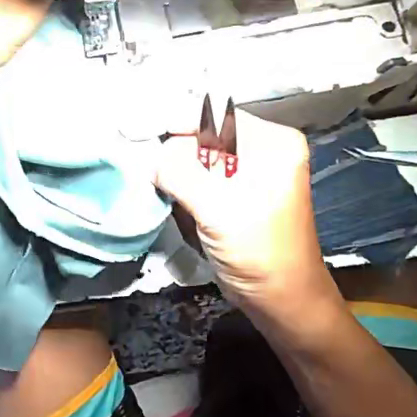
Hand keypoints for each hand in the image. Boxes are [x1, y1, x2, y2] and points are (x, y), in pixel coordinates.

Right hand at [154, 110, 339, 318]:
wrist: (281, 301)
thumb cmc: (260, 254)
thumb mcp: (218, 208)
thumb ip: (180, 172)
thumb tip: (151, 157)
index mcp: (271, 141)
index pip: (212, 115)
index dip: (173, 121)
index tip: (134, 130)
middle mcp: (260, 148)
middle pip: (201, 134)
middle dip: (171, 150)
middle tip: (143, 165)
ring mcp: (246, 172)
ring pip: (194, 157)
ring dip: (172, 171)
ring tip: (155, 184)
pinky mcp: (232, 193)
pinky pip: (197, 177)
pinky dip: (179, 186)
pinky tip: (171, 198)